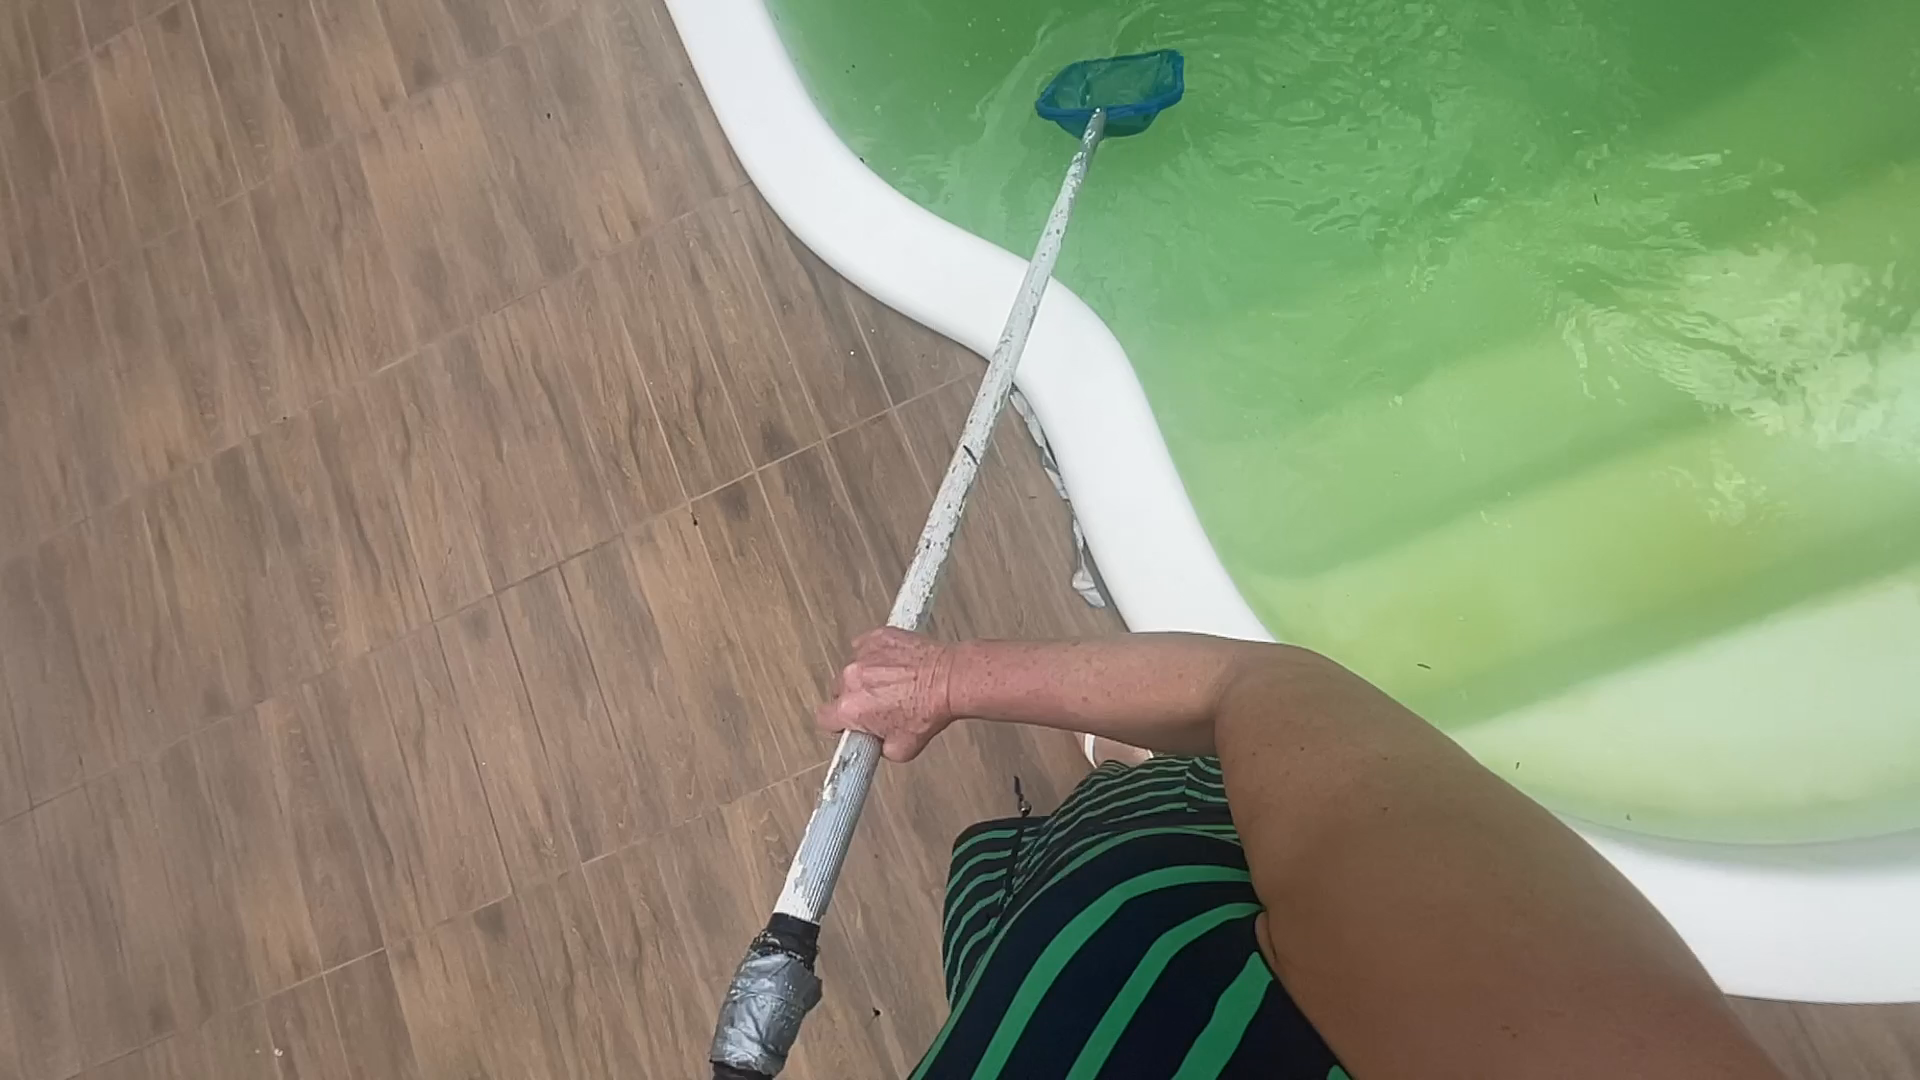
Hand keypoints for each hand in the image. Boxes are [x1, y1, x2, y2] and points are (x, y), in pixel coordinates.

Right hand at [815, 627, 957, 761]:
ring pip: (853, 668)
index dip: (837, 722)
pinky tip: (894, 665)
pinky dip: (876, 655)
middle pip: (839, 691)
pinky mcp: (876, 636)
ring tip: (893, 683)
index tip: (848, 722)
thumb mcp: (901, 750)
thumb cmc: (930, 709)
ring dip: (866, 676)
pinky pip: (866, 647)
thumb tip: (875, 742)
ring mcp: (863, 653)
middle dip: (855, 699)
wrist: (949, 678)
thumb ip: (877, 747)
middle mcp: (851, 678)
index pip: (824, 718)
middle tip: (878, 703)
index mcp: (851, 708)